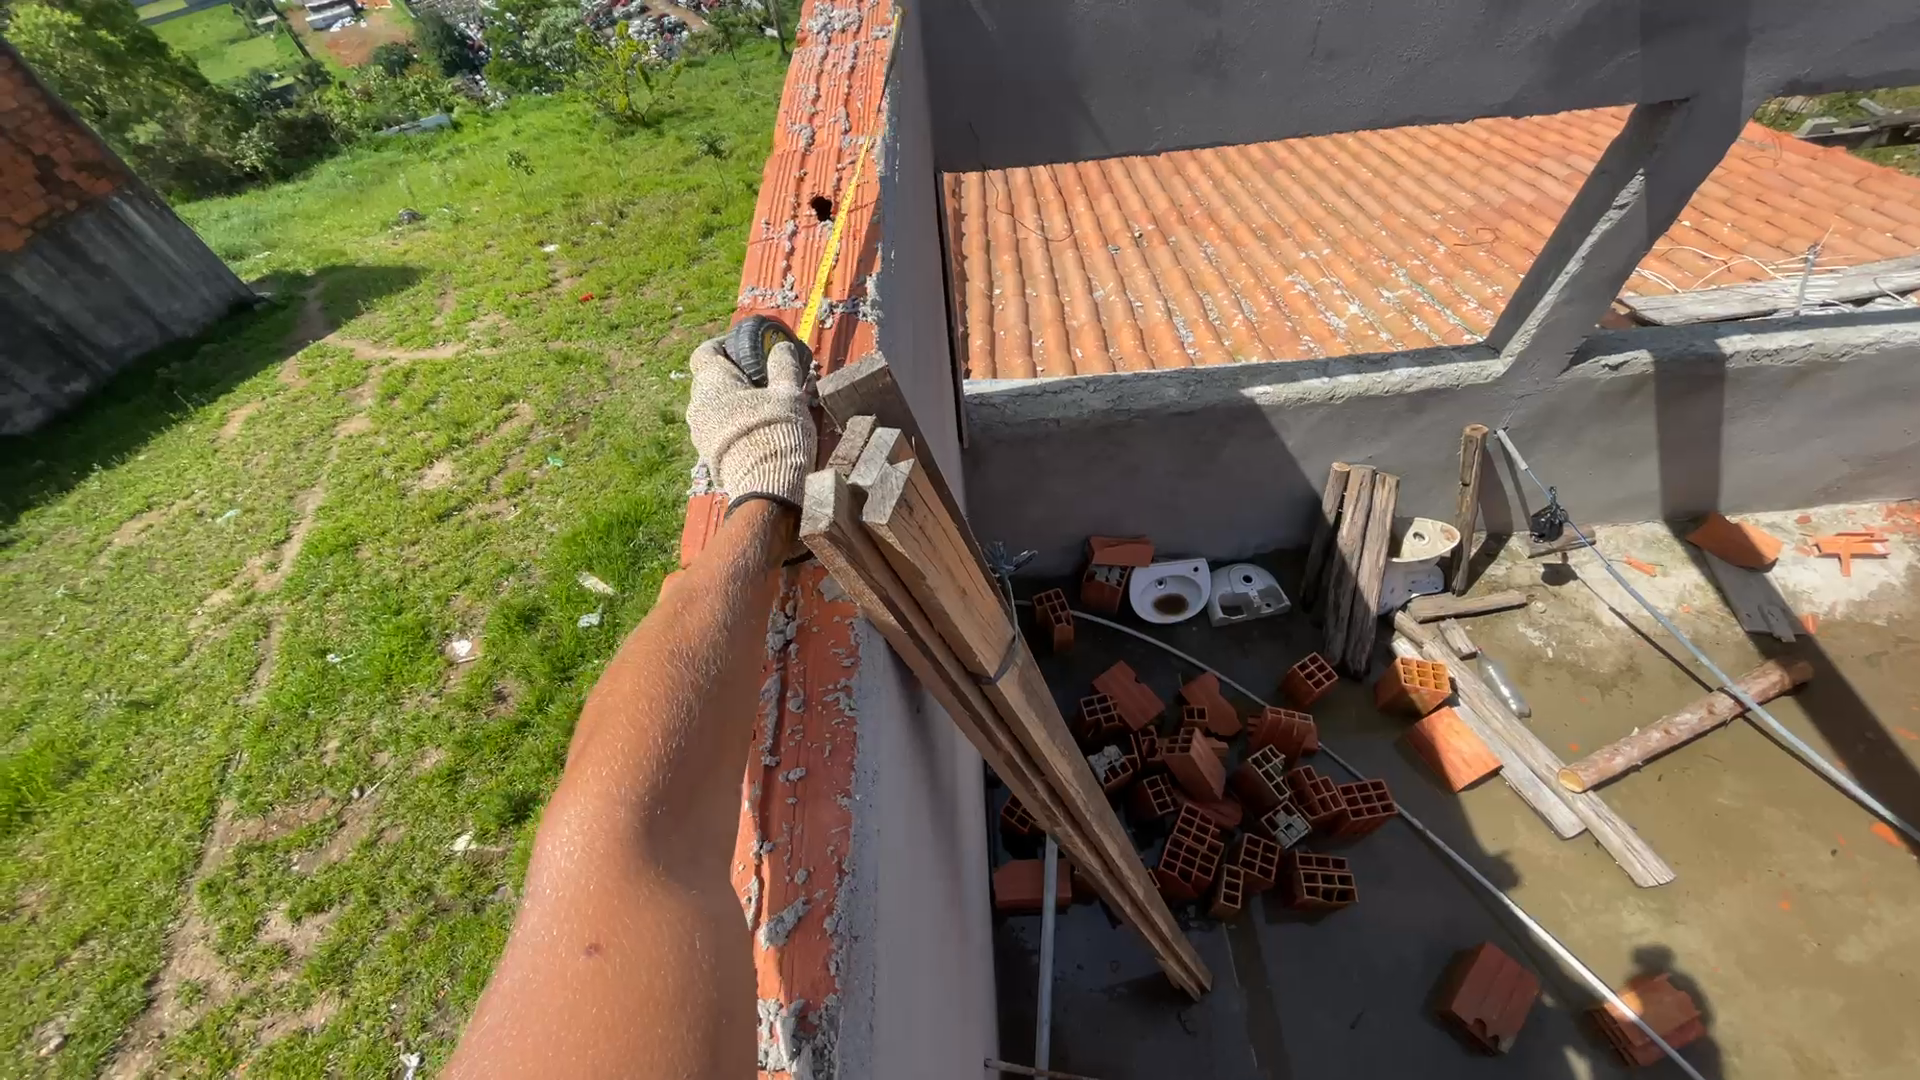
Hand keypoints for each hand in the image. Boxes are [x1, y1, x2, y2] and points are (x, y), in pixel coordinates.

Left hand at [686, 336, 815, 510]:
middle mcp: (697, 406)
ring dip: (734, 403)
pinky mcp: (708, 456)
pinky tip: (758, 432)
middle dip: (734, 376)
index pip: (705, 352)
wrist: (765, 488)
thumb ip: (784, 366)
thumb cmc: (776, 433)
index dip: (723, 345)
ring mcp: (699, 433)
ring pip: (714, 407)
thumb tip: (781, 347)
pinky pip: (718, 430)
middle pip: (710, 380)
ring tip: (763, 408)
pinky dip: (734, 424)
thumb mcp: (789, 394)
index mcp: (712, 383)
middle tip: (762, 379)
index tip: (744, 346)